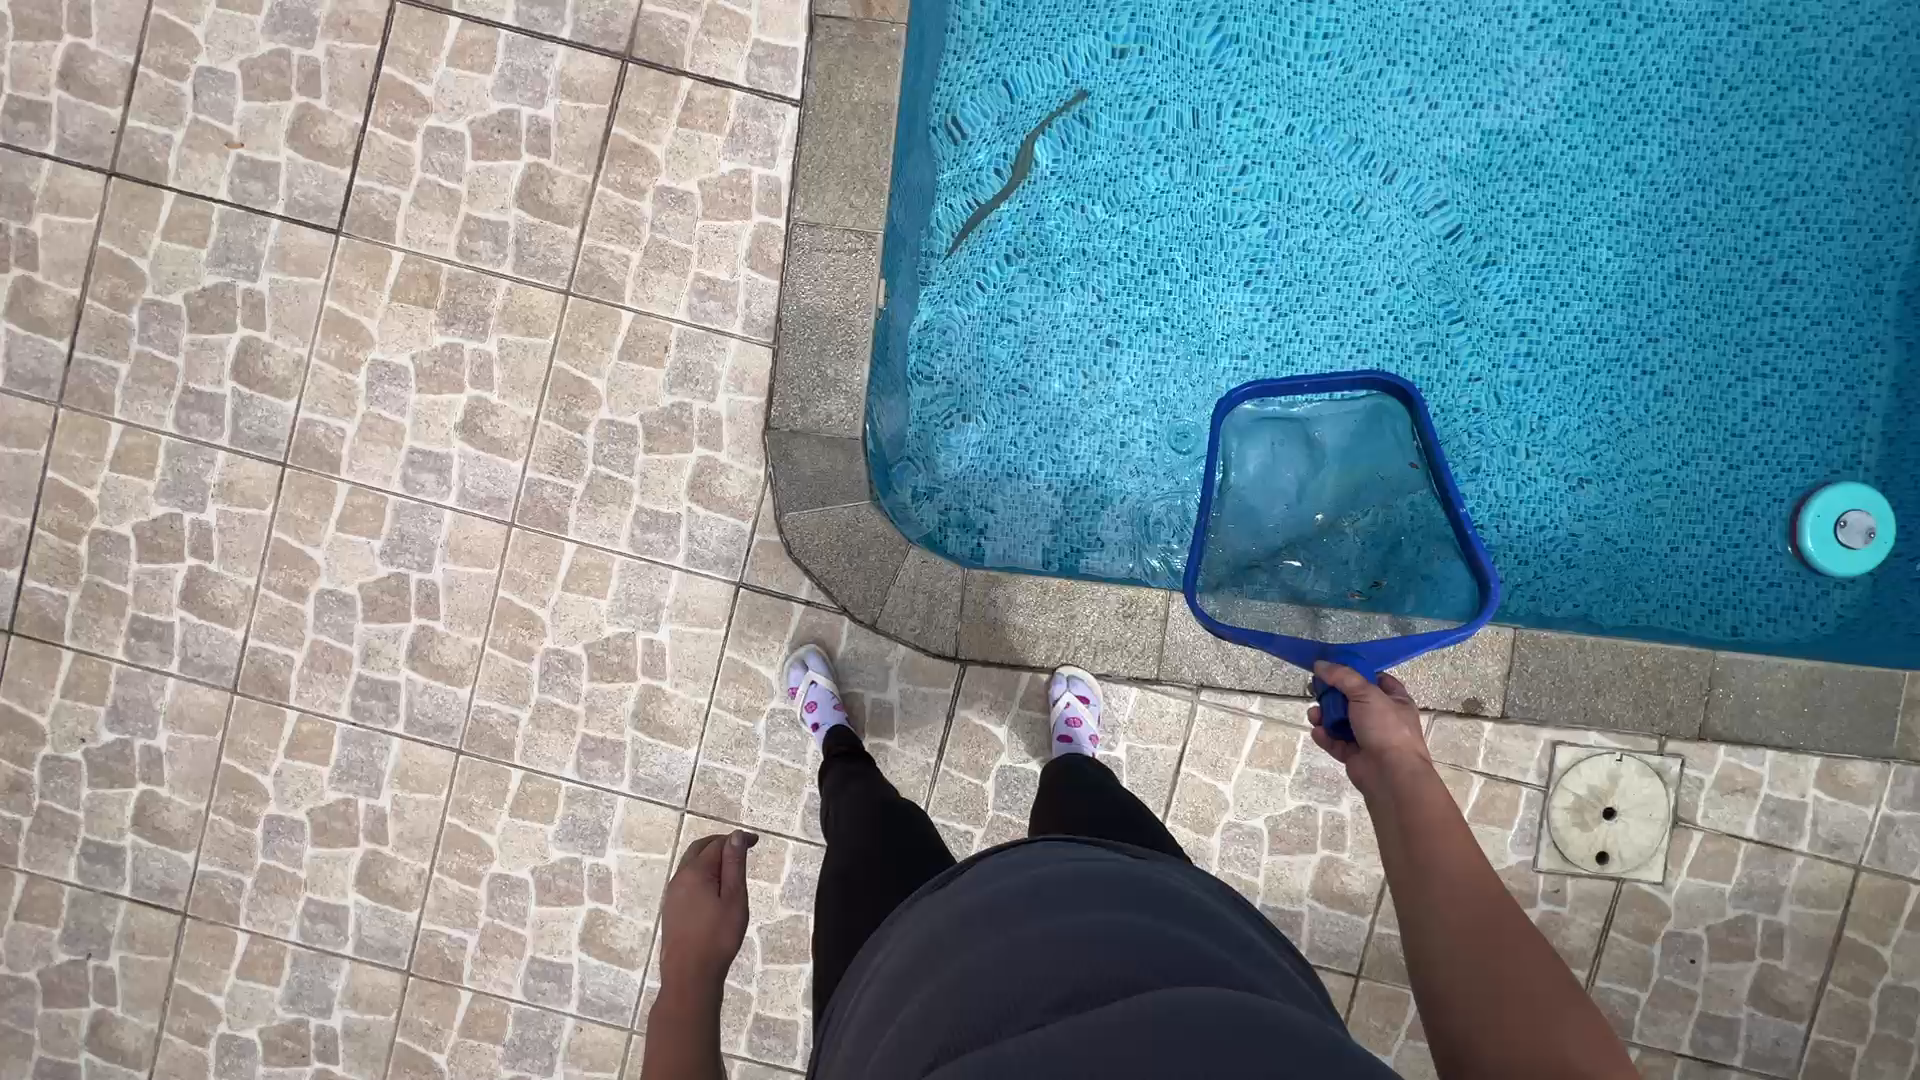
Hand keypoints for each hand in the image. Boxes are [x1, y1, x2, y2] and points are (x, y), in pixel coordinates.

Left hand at [657, 830, 756, 998]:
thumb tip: (735, 836)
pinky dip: (702, 874)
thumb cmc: (718, 937)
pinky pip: (687, 880)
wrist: (689, 977)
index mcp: (695, 872)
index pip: (717, 844)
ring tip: (732, 868)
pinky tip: (715, 889)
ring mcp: (672, 895)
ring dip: (710, 859)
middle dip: (721, 844)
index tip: (756, 841)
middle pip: (699, 849)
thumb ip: (734, 865)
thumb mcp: (734, 898)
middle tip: (742, 849)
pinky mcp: (671, 910)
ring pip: (691, 865)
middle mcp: (679, 878)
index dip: (737, 839)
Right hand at [1308, 661, 1431, 795]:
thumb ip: (1342, 676)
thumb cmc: (1386, 728)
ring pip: (1339, 720)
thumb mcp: (1366, 694)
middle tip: (1316, 690)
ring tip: (1315, 715)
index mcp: (1395, 701)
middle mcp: (1382, 718)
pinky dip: (1324, 735)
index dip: (1358, 672)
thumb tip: (1320, 664)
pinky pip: (1334, 740)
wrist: (1390, 774)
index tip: (1336, 668)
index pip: (1377, 679)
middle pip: (1351, 699)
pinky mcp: (1353, 753)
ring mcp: (1367, 737)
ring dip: (1324, 716)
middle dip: (1331, 695)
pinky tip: (1318, 732)